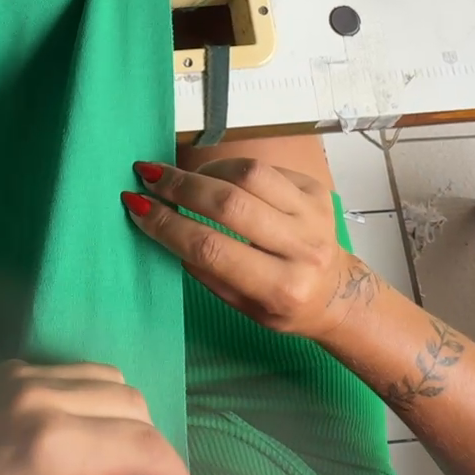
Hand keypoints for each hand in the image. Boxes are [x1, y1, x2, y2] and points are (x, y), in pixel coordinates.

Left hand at [0, 361, 194, 474]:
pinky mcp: (4, 369)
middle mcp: (40, 390)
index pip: (141, 442)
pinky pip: (71, 371)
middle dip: (148, 444)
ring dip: (121, 417)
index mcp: (50, 442)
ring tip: (110, 465)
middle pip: (130, 400)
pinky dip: (90, 399)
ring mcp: (19, 373)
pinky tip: (76, 439)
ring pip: (106, 378)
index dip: (173, 471)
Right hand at [122, 158, 374, 339]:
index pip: (211, 248)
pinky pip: (265, 167)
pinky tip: (215, 177)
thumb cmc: (282, 306)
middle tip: (148, 177)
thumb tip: (161, 223)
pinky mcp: (316, 189)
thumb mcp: (242, 306)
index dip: (167, 224)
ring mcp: (312, 214)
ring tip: (182, 177)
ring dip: (205, 171)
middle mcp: (301, 248)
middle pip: (229, 204)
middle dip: (180, 186)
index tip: (135, 206)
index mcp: (280, 287)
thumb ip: (205, 268)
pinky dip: (231, 168)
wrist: (339, 294)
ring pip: (248, 174)